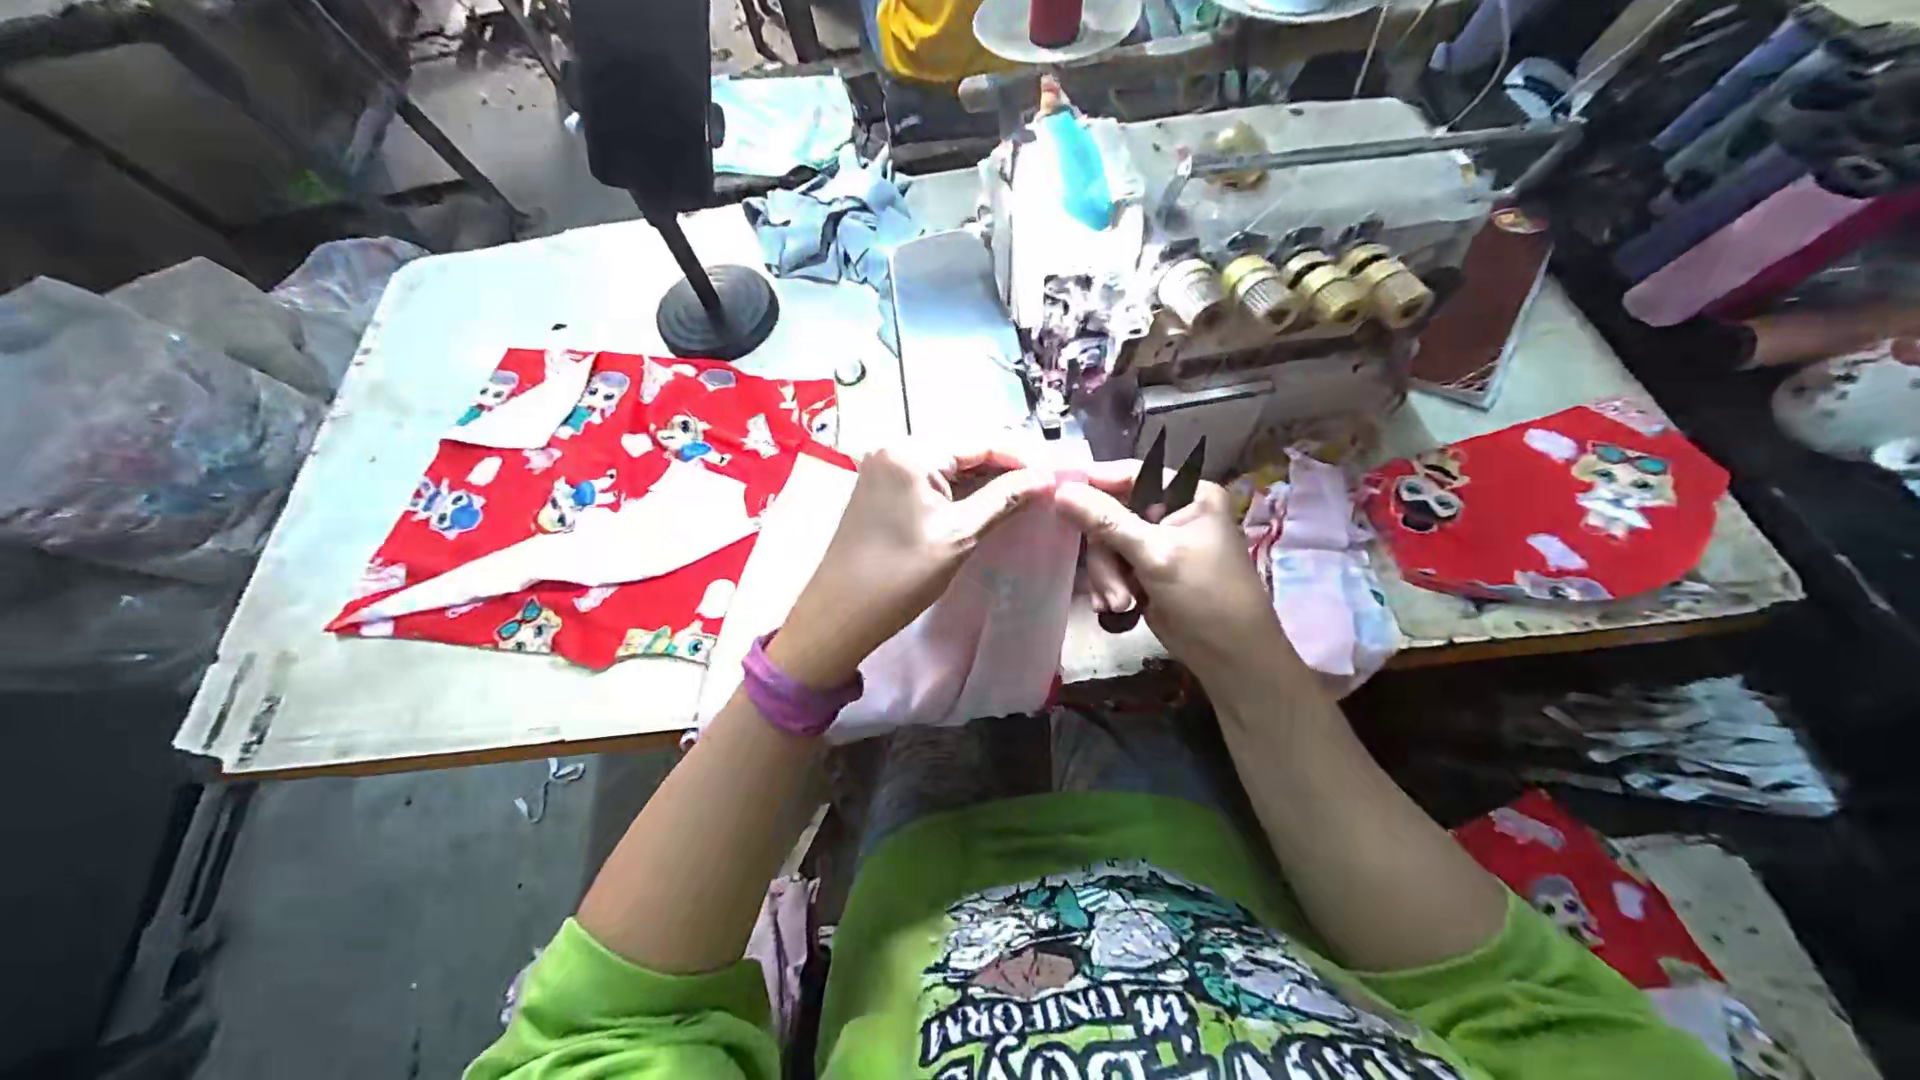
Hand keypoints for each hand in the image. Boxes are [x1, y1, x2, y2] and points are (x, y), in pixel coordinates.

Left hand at [768, 438, 1055, 688]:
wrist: (840, 613)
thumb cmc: (900, 576)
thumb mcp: (959, 535)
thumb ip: (1004, 500)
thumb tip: (1046, 479)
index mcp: (911, 451)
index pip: (979, 440)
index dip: (1020, 457)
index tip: (1054, 475)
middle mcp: (894, 446)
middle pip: (963, 447)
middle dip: (1003, 466)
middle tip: (1041, 487)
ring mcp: (884, 465)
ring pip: (948, 463)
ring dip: (983, 478)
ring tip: (1021, 495)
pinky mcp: (882, 485)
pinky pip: (930, 476)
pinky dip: (958, 488)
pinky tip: (986, 501)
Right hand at [1053, 460, 1288, 681]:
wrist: (1230, 656)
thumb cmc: (1204, 595)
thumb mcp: (1154, 554)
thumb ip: (1106, 521)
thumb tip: (1060, 490)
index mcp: (1187, 494)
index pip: (1130, 474)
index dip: (1093, 484)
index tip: (1056, 495)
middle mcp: (1171, 512)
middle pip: (1110, 514)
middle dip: (1106, 554)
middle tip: (1112, 586)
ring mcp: (1157, 542)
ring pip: (1106, 545)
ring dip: (1107, 576)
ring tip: (1120, 603)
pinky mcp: (1145, 569)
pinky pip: (1111, 567)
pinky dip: (1110, 587)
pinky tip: (1119, 608)